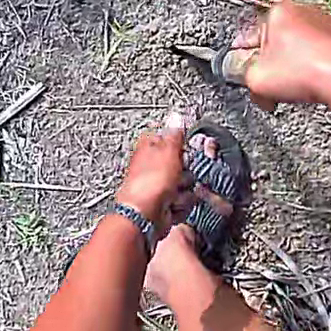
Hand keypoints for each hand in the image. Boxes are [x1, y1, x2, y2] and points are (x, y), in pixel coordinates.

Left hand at [113, 111, 190, 229]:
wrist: (144, 215)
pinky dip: (180, 205)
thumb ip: (175, 134)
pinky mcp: (164, 203)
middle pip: (183, 164)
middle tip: (179, 176)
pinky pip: (183, 201)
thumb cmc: (149, 182)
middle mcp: (153, 166)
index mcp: (150, 147)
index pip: (174, 140)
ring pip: (186, 184)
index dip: (183, 148)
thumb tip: (177, 115)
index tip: (185, 153)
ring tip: (174, 193)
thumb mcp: (169, 150)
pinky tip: (172, 204)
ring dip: (184, 191)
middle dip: (186, 172)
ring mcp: (159, 186)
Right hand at [224, 1, 330, 108]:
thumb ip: (240, 71)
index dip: (242, 61)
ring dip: (289, 71)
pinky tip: (309, 85)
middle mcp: (303, 12)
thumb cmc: (310, 71)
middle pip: (273, 44)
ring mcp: (325, 24)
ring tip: (290, 90)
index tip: (242, 74)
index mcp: (278, 12)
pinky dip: (311, 70)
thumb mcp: (256, 78)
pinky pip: (317, 55)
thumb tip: (235, 69)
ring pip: (296, 50)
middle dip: (268, 68)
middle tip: (267, 88)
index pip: (247, 37)